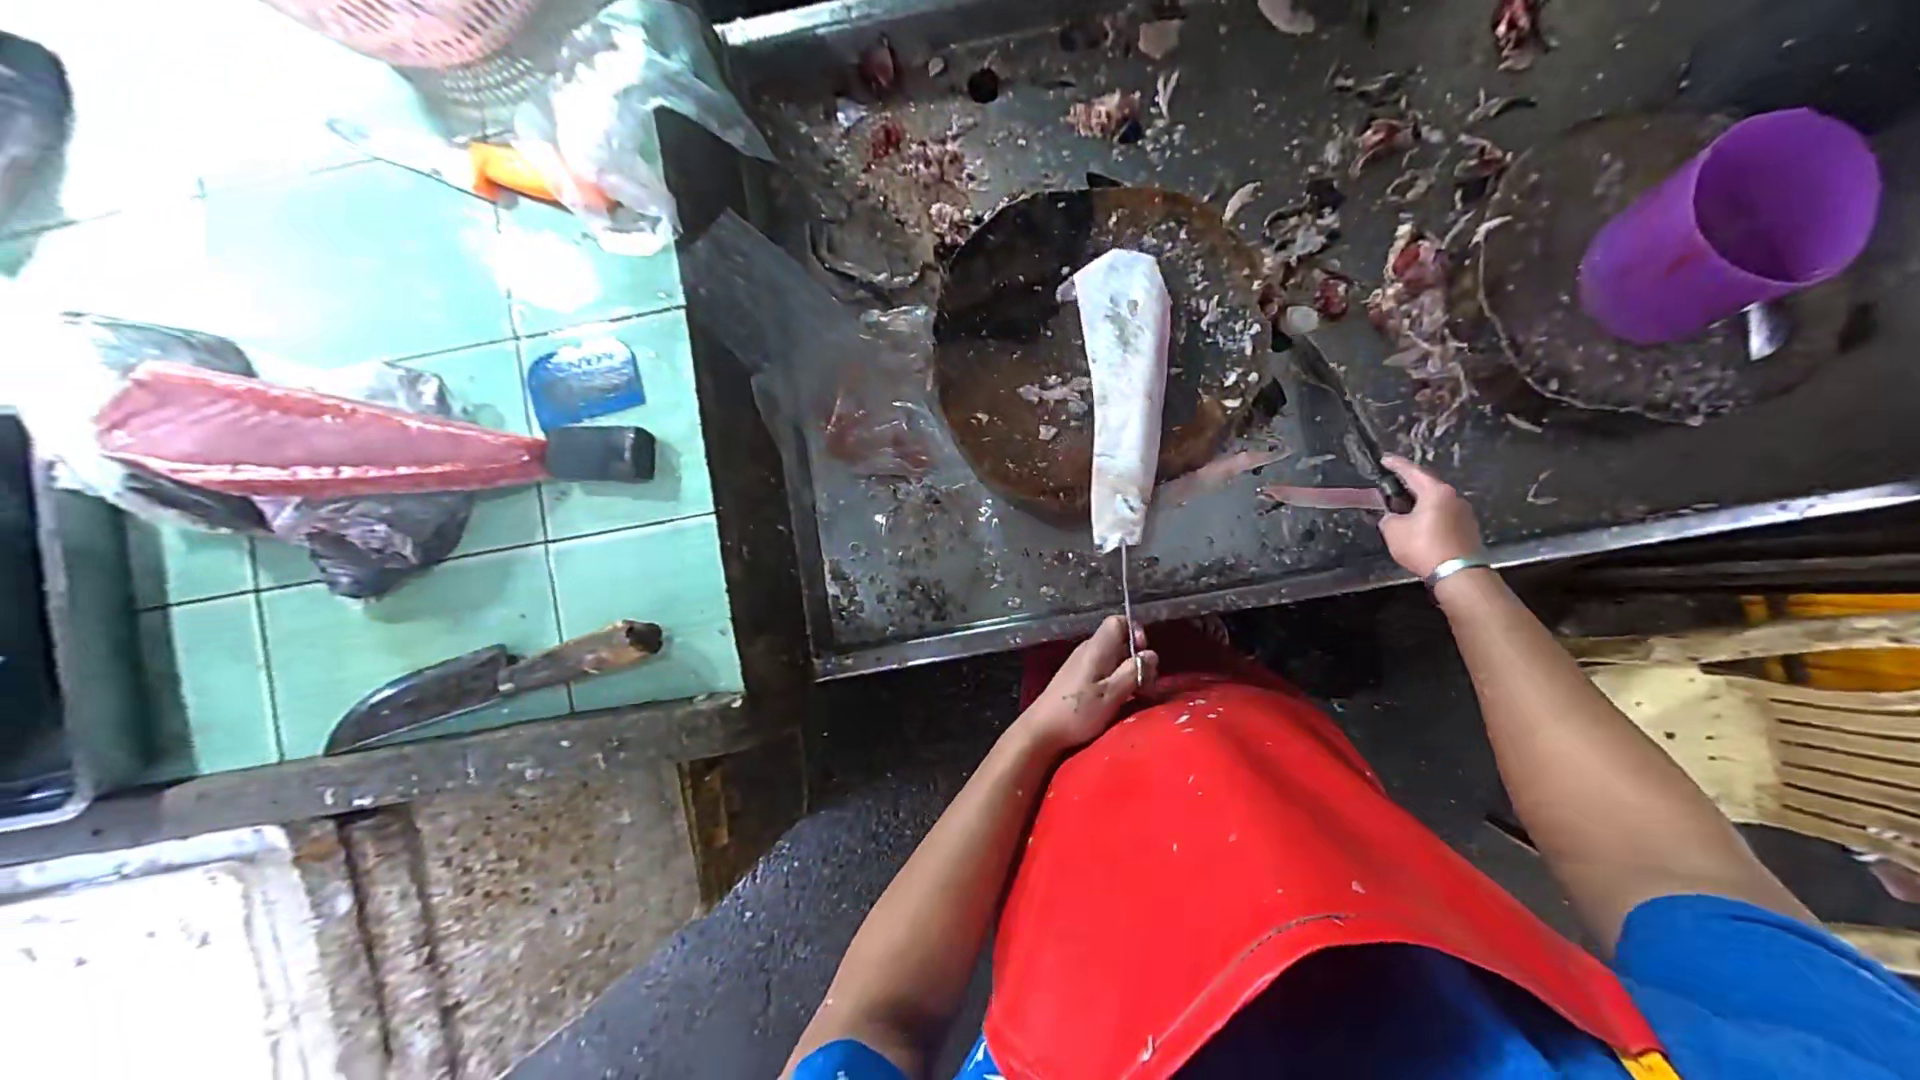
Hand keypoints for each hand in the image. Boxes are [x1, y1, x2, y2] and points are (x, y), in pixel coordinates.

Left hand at [1015, 616, 1158, 754]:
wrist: (1042, 730)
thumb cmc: (1078, 712)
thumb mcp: (1112, 694)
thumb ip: (1133, 672)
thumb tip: (1151, 654)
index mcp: (1096, 648)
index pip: (1118, 621)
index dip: (1136, 633)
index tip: (1143, 656)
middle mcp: (1088, 649)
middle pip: (1120, 641)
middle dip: (1137, 659)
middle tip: (1146, 685)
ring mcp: (1081, 663)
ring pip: (1113, 657)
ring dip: (1128, 673)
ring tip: (1137, 695)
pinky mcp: (1078, 677)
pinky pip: (1104, 669)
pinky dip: (1116, 680)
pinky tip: (1119, 700)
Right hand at [1377, 455, 1484, 577]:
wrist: (1457, 572)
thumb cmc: (1423, 546)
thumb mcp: (1393, 530)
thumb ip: (1389, 518)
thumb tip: (1392, 516)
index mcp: (1436, 492)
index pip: (1413, 472)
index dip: (1396, 465)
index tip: (1385, 459)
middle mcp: (1454, 497)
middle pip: (1428, 485)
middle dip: (1409, 484)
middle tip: (1393, 484)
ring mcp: (1464, 513)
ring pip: (1436, 501)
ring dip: (1420, 502)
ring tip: (1404, 508)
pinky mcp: (1468, 528)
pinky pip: (1444, 515)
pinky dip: (1429, 515)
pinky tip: (1419, 525)